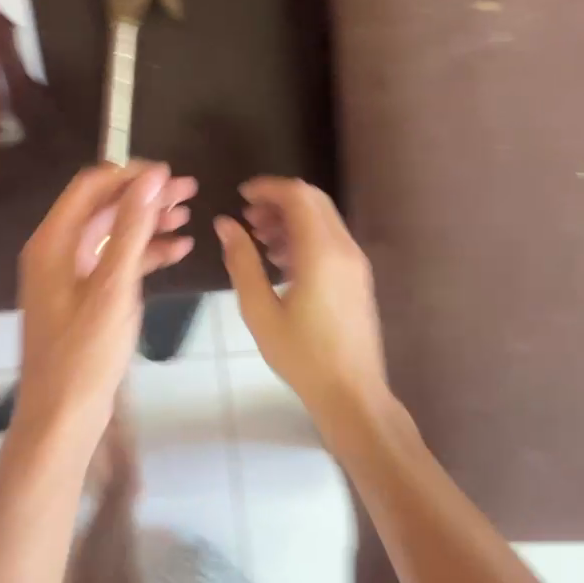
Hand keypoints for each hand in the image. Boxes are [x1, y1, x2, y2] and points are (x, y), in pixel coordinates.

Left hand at [15, 163, 196, 439]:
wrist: (61, 419)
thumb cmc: (84, 353)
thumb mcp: (113, 287)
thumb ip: (132, 228)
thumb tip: (151, 176)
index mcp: (53, 241)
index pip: (91, 186)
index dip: (130, 174)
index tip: (170, 173)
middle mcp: (57, 250)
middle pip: (104, 207)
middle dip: (145, 196)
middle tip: (189, 190)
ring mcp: (69, 274)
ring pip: (112, 232)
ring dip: (148, 222)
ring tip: (188, 214)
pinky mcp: (83, 297)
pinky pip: (114, 262)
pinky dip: (143, 253)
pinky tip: (177, 249)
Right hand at [215, 177, 387, 414]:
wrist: (352, 394)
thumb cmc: (302, 356)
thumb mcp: (260, 311)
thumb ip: (242, 261)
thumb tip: (225, 224)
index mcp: (320, 252)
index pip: (297, 195)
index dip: (267, 188)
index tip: (240, 196)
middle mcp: (343, 247)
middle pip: (312, 200)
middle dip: (278, 201)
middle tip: (248, 218)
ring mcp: (355, 261)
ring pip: (322, 218)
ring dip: (291, 218)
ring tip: (259, 239)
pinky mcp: (357, 276)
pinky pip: (330, 238)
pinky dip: (305, 235)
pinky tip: (280, 260)